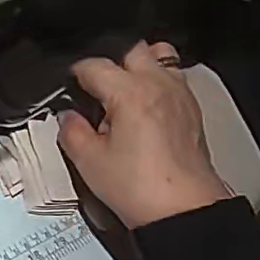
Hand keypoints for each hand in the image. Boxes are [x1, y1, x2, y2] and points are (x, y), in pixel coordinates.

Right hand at [59, 41, 231, 227]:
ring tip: (121, 91)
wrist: (183, 211)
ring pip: (159, 56)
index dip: (75, 73)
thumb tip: (68, 118)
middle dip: (109, 62)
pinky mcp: (191, 110)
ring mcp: (180, 95)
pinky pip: (173, 78)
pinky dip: (155, 82)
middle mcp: (159, 86)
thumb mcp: (88, 161)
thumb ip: (71, 131)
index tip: (68, 86)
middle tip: (94, 87)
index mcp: (130, 92)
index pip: (94, 65)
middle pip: (131, 48)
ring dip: (137, 66)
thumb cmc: (141, 188)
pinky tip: (141, 107)